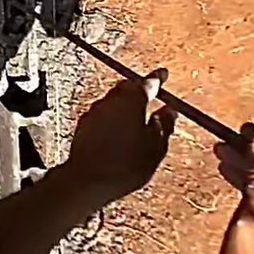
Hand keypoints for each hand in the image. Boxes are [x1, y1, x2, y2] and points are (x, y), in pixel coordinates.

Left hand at [60, 74, 176, 201]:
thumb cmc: (125, 164)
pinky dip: (113, 117)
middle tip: (150, 94)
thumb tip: (169, 112)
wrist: (88, 179)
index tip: (163, 74)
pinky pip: (103, 114)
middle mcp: (110, 100)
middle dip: (139, 89)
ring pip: (113, 101)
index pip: (148, 82)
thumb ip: (163, 125)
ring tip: (136, 118)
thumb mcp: (155, 147)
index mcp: (131, 100)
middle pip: (127, 88)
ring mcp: (94, 111)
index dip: (158, 79)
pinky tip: (119, 131)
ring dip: (125, 104)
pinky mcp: (84, 124)